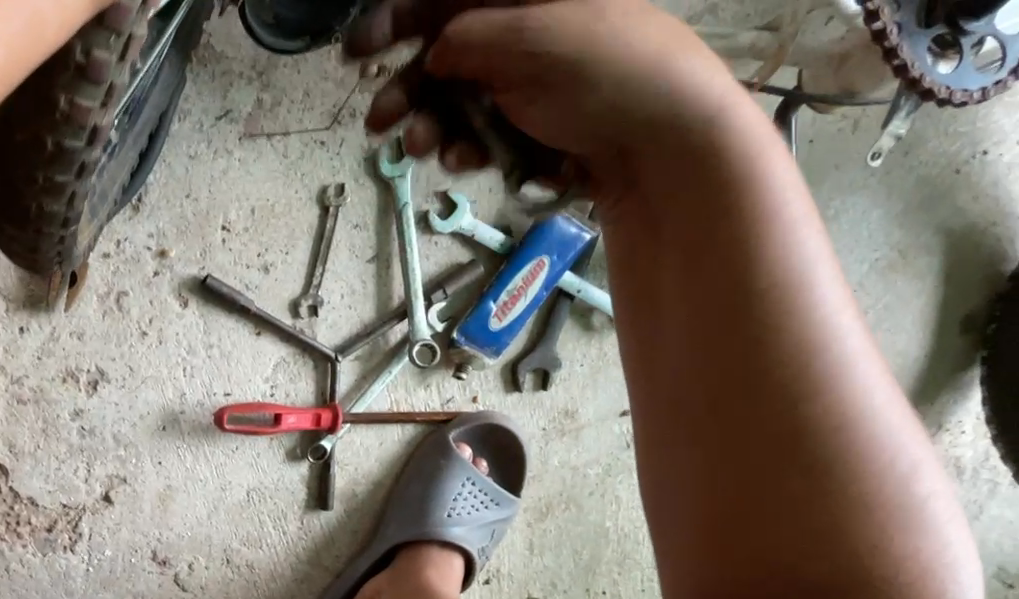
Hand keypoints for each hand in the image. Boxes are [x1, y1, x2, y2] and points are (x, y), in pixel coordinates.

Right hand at [347, 0, 750, 186]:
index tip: (355, 50)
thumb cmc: (604, 71)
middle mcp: (522, 27)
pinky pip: (477, 131)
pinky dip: (462, 147)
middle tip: (378, 123)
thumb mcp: (530, 39)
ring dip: (427, 127)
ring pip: (452, 100)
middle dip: (405, 89)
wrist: (662, 139)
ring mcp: (525, 77)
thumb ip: (467, 37)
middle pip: (440, 52)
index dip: (395, 18)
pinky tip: (463, 161)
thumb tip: (434, 51)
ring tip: (420, 149)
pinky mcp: (528, 121)